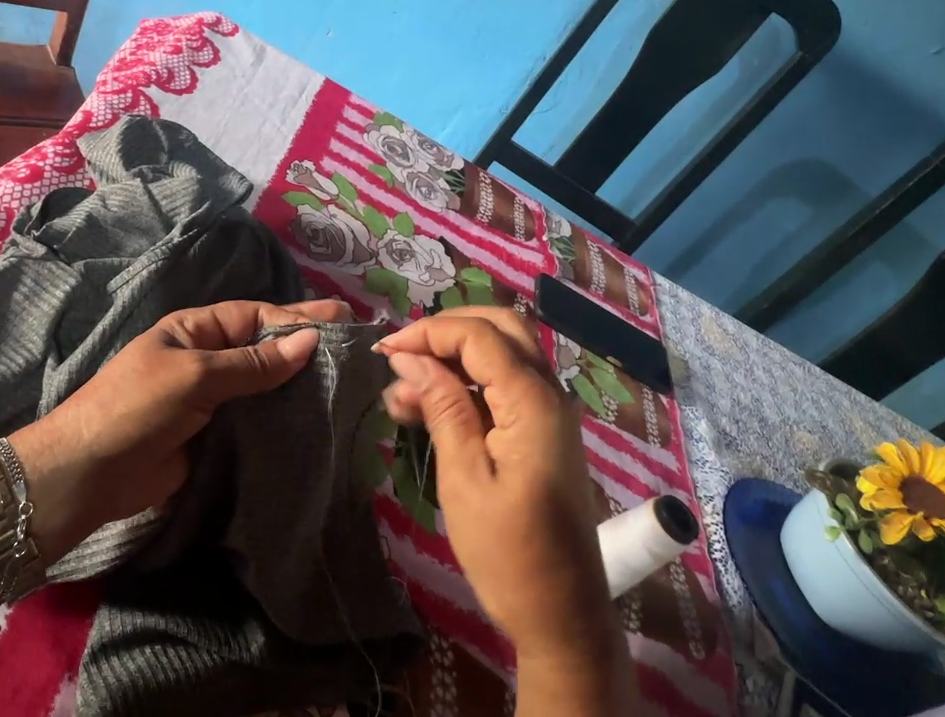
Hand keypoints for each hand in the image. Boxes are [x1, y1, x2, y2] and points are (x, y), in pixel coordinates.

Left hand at [9, 299, 349, 560]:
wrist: (90, 475)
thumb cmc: (136, 407)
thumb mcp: (195, 375)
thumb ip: (253, 363)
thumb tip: (310, 341)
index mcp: (195, 330)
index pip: (255, 316)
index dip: (295, 317)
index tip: (340, 320)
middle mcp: (207, 360)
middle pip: (264, 349)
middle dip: (305, 347)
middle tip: (354, 347)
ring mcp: (211, 401)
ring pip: (264, 387)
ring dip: (299, 385)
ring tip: (348, 383)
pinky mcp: (215, 439)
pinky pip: (257, 422)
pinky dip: (284, 420)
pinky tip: (316, 421)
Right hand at [375, 308, 617, 671]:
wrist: (561, 614)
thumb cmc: (507, 552)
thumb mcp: (462, 477)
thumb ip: (441, 406)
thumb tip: (408, 357)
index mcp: (534, 402)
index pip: (479, 336)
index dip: (428, 333)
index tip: (383, 352)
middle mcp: (550, 394)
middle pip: (499, 330)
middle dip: (445, 332)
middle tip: (399, 356)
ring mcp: (551, 413)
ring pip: (502, 355)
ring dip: (453, 359)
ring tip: (401, 392)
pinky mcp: (543, 432)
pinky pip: (504, 387)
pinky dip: (467, 385)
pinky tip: (426, 409)